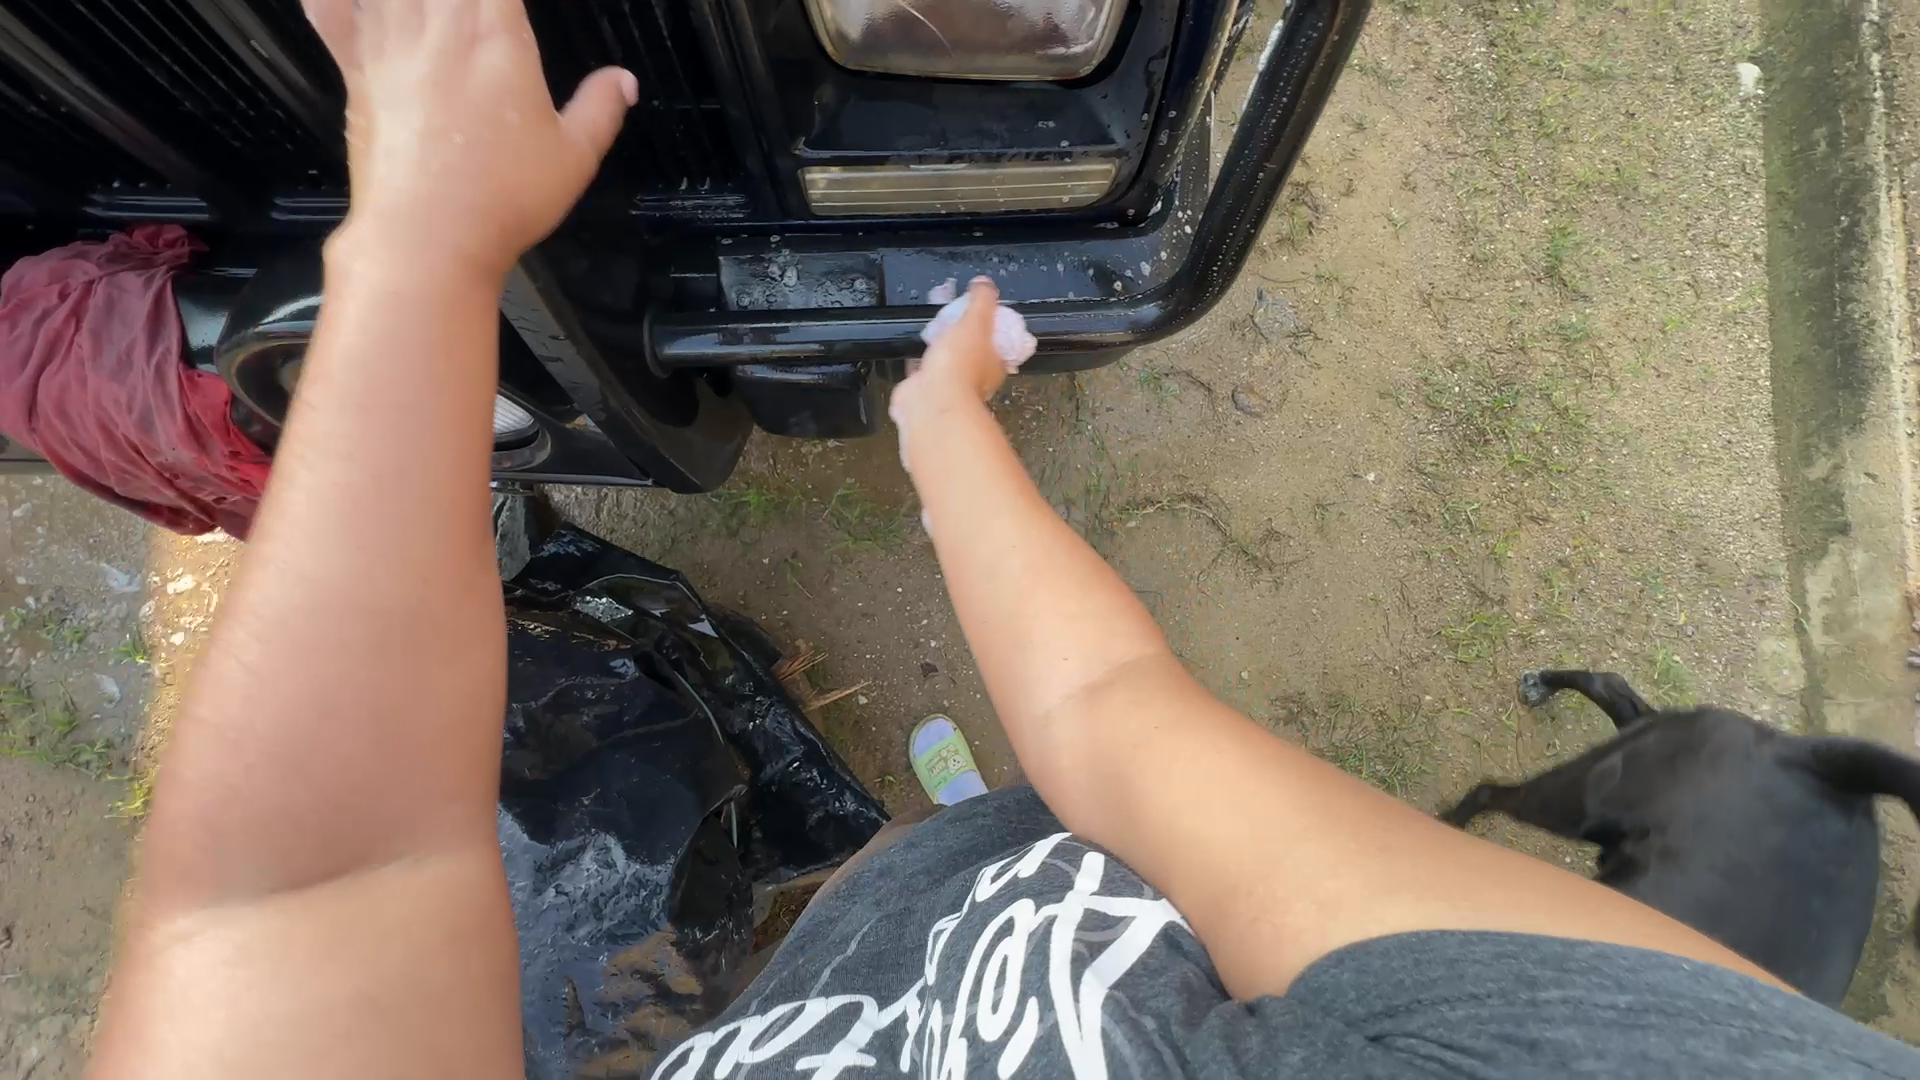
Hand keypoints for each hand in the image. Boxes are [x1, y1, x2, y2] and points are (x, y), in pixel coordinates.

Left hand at [305, 0, 636, 280]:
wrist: (432, 231)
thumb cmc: (511, 195)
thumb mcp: (575, 157)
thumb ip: (600, 110)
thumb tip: (624, 79)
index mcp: (497, 34)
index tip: (513, 11)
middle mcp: (436, 18)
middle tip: (481, 13)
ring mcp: (385, 36)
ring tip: (439, 15)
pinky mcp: (350, 64)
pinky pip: (329, 5)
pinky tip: (358, 6)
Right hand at [906, 277, 1011, 398]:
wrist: (930, 399)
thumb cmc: (959, 365)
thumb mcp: (976, 322)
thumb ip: (981, 301)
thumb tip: (985, 283)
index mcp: (993, 364)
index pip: (998, 343)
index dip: (991, 328)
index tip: (981, 314)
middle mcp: (974, 379)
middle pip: (972, 354)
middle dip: (963, 338)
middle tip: (954, 320)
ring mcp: (949, 387)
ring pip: (948, 364)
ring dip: (941, 350)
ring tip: (935, 332)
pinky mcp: (926, 391)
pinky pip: (924, 373)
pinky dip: (920, 363)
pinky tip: (915, 353)